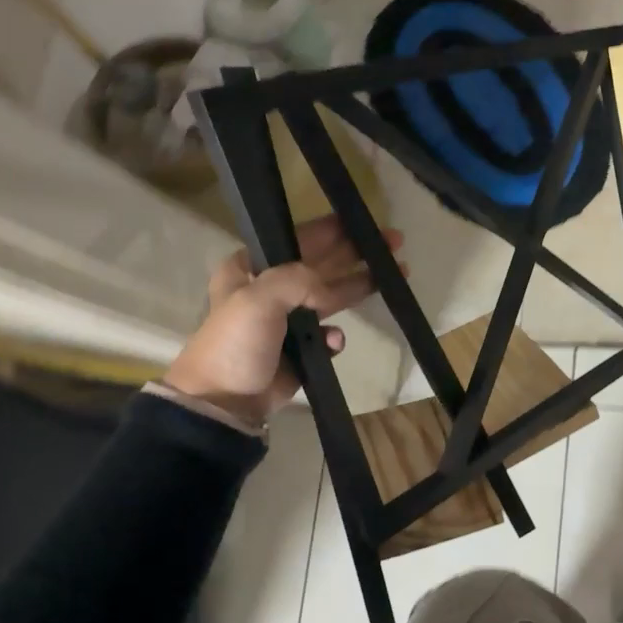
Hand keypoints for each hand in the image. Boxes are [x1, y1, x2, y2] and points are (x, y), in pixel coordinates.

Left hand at [162, 217, 403, 425]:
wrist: (226, 401)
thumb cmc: (236, 343)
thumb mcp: (259, 299)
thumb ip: (298, 280)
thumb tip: (327, 289)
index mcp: (252, 268)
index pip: (298, 239)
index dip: (332, 229)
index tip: (364, 221)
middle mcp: (271, 288)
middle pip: (323, 263)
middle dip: (357, 253)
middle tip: (394, 242)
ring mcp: (288, 319)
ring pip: (333, 295)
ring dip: (361, 285)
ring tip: (397, 275)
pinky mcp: (301, 348)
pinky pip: (329, 334)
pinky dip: (337, 336)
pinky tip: (336, 340)